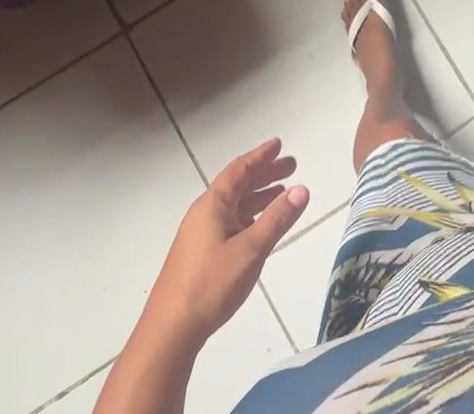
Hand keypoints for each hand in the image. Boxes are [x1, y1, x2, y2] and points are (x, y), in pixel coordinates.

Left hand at [145, 138, 309, 346]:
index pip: (239, 170)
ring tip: (284, 192)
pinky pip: (232, 222)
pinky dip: (251, 216)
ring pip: (235, 205)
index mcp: (212, 205)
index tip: (279, 144)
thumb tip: (302, 189)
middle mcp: (205, 214)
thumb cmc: (211, 284)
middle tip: (291, 165)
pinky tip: (263, 225)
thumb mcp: (251, 250)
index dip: (260, 156)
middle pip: (238, 185)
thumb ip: (277, 219)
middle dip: (264, 174)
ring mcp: (202, 234)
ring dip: (259, 196)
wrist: (171, 329)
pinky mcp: (202, 254)